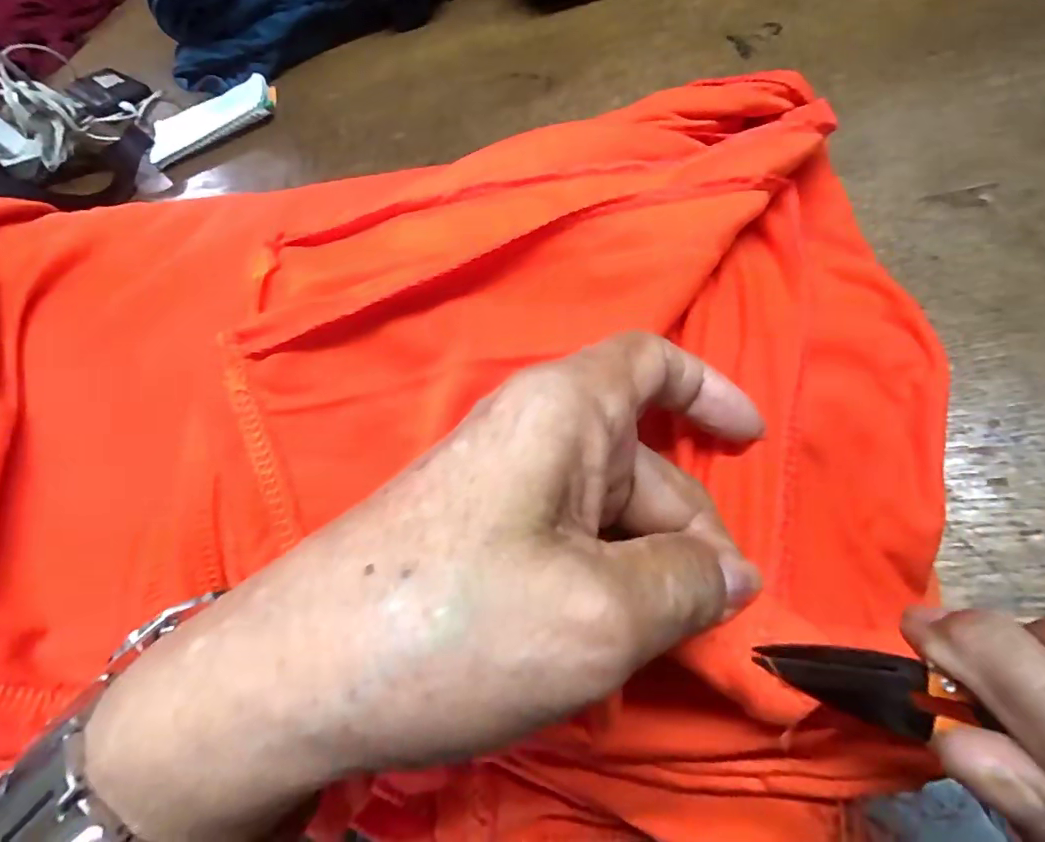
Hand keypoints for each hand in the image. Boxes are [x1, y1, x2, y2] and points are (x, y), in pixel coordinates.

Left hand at [83, 333, 765, 840]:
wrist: (292, 679)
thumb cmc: (459, 622)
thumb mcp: (602, 614)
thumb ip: (686, 586)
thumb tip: (733, 576)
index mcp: (564, 411)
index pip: (650, 364)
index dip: (709, 390)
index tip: (752, 439)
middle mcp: (532, 432)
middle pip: (641, 465)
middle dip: (689, 537)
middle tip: (713, 618)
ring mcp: (499, 485)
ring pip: (605, 518)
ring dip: (643, 579)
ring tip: (650, 657)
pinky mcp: (475, 534)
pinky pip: (564, 546)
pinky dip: (599, 591)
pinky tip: (595, 660)